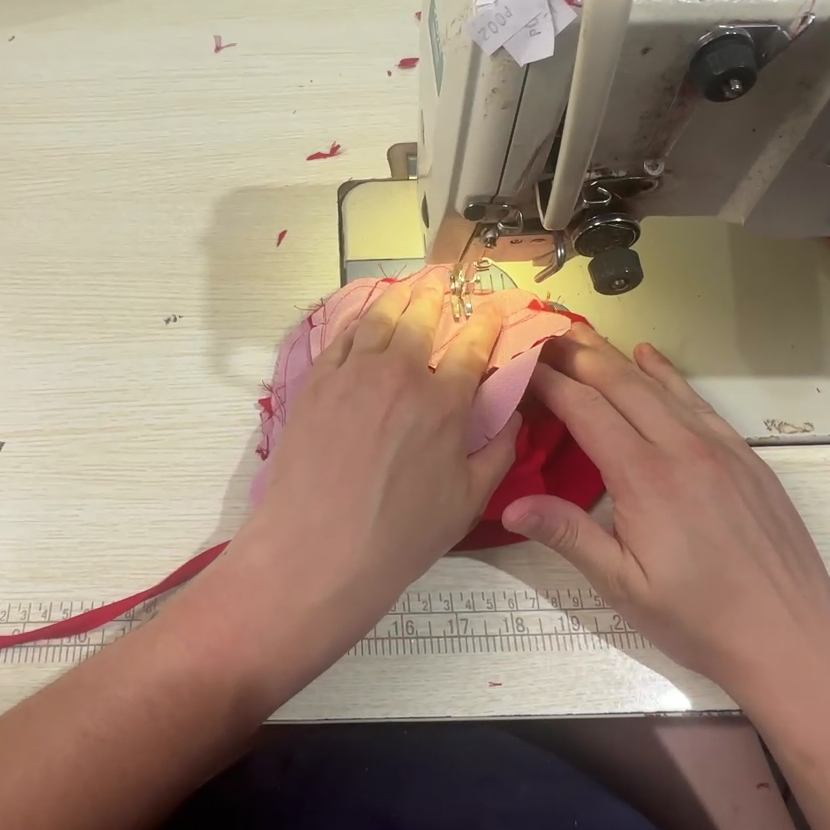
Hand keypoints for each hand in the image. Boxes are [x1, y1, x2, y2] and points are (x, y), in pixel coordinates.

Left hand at [226, 271, 520, 634]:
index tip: (495, 306)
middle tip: (444, 280)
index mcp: (442, 402)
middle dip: (438, 296)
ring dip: (396, 298)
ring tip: (406, 287)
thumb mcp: (467, 502)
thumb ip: (496, 453)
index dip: (487, 322)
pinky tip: (361, 319)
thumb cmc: (399, 534)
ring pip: (377, 320)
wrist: (317, 548)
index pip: (473, 347)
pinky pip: (338, 339)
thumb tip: (514, 419)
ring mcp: (351, 374)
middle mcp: (398, 374)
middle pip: (421, 319)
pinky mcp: (316, 384)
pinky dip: (355, 322)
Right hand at [500, 324, 829, 710]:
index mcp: (645, 477)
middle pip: (621, 383)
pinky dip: (667, 374)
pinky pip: (698, 401)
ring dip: (617, 356)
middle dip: (578, 355)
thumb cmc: (700, 620)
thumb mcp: (623, 586)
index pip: (586, 409)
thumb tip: (510, 503)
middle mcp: (683, 448)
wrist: (797, 643)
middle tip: (543, 334)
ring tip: (582, 335)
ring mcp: (721, 449)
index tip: (520, 363)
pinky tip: (650, 357)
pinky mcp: (746, 458)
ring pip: (659, 385)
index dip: (549, 382)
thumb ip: (568, 535)